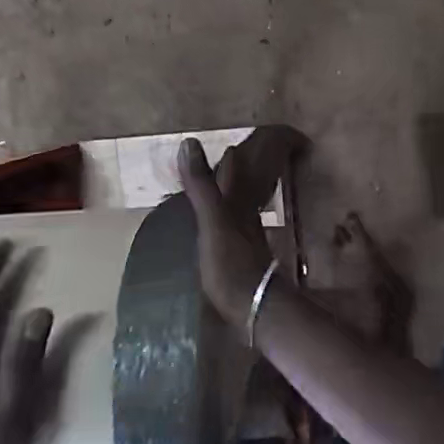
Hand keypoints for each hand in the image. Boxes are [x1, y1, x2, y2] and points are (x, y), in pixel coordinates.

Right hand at [178, 138, 271, 324]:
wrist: (253, 305)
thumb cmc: (231, 262)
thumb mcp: (212, 221)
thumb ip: (202, 186)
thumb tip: (189, 142)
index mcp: (236, 201)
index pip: (234, 167)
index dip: (229, 153)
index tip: (223, 139)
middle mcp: (243, 212)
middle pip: (240, 183)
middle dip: (231, 170)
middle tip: (219, 157)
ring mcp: (243, 234)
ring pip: (238, 202)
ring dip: (228, 192)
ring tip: (214, 186)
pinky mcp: (240, 254)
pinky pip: (232, 224)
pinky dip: (225, 216)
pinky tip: (218, 225)